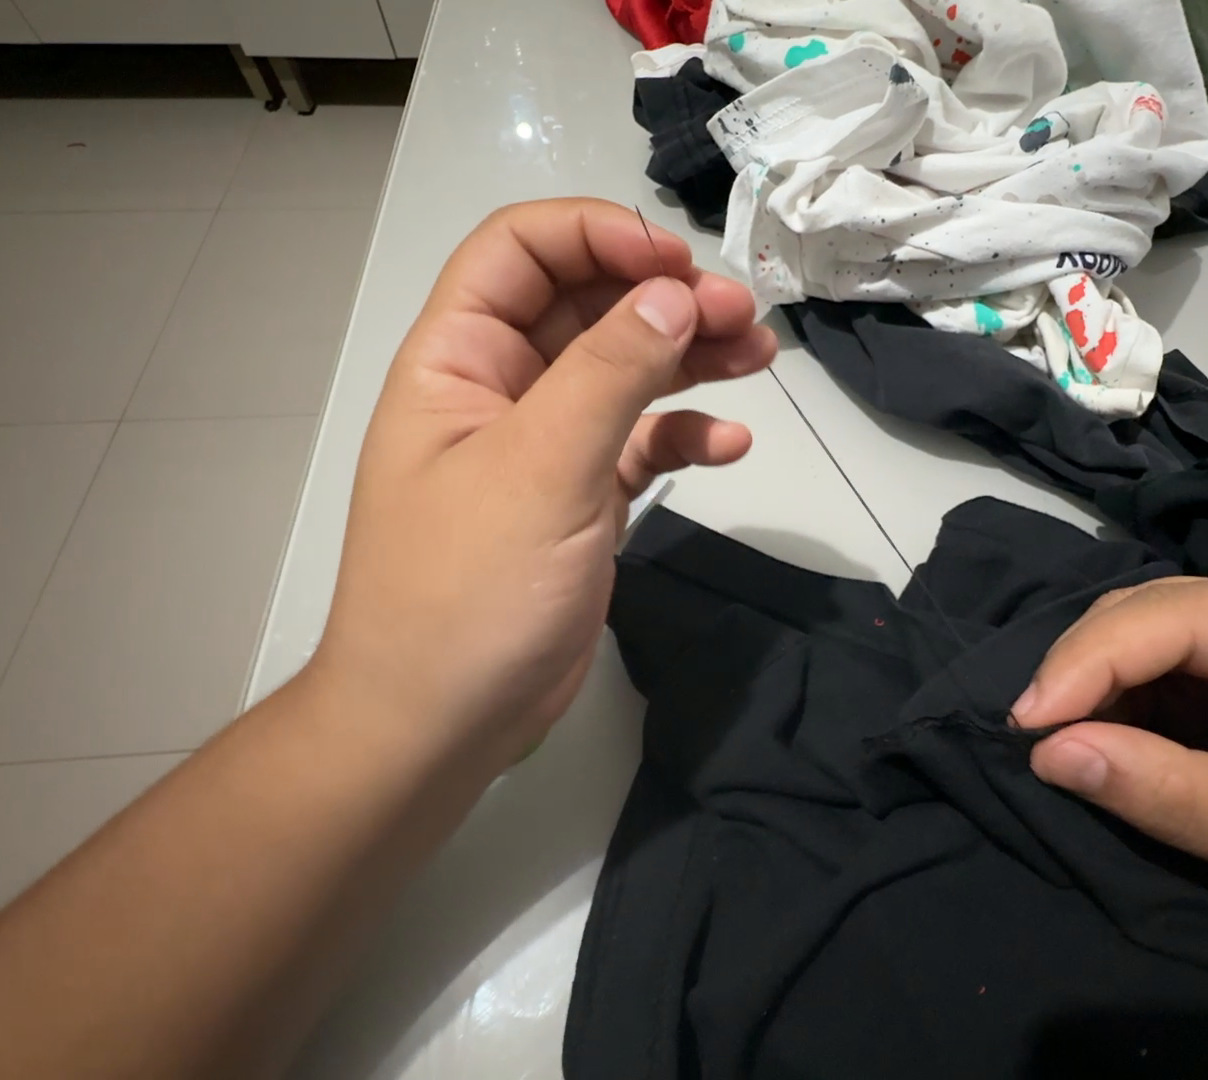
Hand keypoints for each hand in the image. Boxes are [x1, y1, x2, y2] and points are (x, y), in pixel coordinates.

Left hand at [309, 198, 775, 770]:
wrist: (446, 720)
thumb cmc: (470, 590)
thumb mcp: (541, 469)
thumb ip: (609, 373)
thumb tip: (675, 293)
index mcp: (461, 360)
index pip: (521, 252)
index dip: (597, 234)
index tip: (678, 264)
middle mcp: (503, 390)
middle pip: (588, 307)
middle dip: (665, 300)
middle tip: (743, 316)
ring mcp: (547, 446)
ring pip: (625, 373)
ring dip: (691, 358)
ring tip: (761, 356)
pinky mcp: (582, 499)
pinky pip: (640, 445)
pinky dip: (685, 436)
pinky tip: (732, 444)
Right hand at [1010, 577, 1207, 981]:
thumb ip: (1170, 796)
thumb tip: (1049, 753)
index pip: (1183, 616)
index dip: (1092, 659)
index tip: (1028, 724)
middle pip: (1151, 609)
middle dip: (1082, 667)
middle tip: (1031, 737)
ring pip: (1138, 630)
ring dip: (1088, 683)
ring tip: (1056, 741)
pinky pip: (1148, 667)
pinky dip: (1107, 701)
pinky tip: (1094, 738)